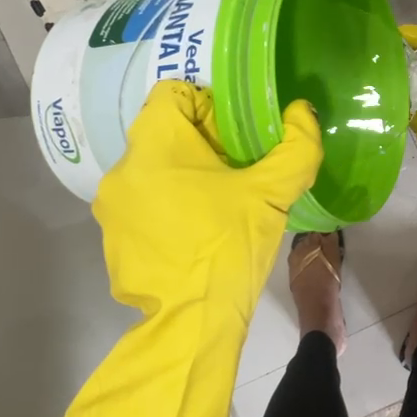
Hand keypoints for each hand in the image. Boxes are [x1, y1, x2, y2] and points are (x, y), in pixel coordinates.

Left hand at [32, 81, 321, 416]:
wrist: (192, 323)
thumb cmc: (230, 245)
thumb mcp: (274, 192)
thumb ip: (296, 145)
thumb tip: (304, 112)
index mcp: (156, 144)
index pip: (172, 94)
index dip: (207, 105)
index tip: (235, 134)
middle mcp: (123, 169)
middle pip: (164, 134)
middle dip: (201, 144)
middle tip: (237, 170)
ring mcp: (112, 208)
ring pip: (153, 172)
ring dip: (183, 177)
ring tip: (219, 205)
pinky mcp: (113, 240)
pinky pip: (143, 207)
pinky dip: (168, 210)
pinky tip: (197, 235)